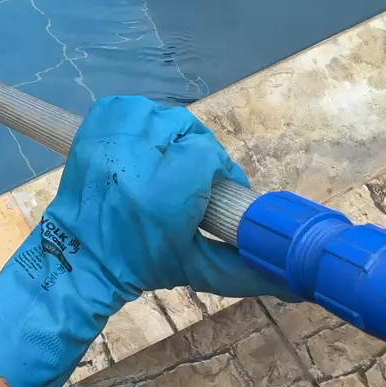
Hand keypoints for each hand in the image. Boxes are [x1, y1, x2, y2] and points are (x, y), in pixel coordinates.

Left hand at [0, 96, 294, 386]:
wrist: (79, 257)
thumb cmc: (142, 265)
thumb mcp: (201, 271)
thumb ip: (253, 271)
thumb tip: (306, 279)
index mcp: (161, 197)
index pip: (205, 154)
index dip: (218, 167)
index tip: (218, 186)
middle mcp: (131, 163)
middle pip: (182, 128)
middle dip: (195, 148)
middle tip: (192, 174)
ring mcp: (105, 144)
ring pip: (154, 113)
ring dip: (167, 132)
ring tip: (167, 157)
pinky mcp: (88, 134)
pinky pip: (122, 107)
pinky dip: (137, 119)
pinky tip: (142, 142)